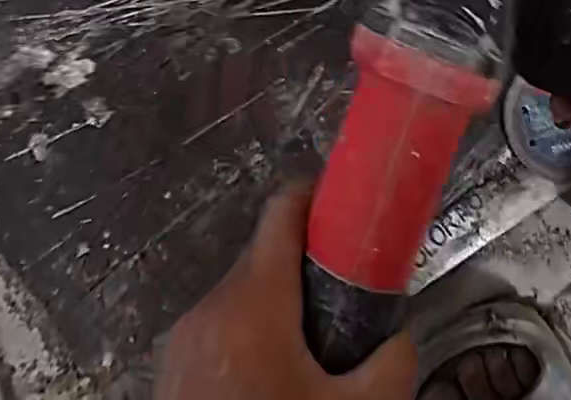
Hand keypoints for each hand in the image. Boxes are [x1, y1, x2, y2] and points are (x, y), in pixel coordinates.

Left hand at [155, 184, 416, 399]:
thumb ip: (393, 359)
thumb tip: (400, 336)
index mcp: (252, 302)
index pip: (286, 207)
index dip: (325, 195)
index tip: (357, 212)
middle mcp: (210, 309)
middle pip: (272, 248)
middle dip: (315, 261)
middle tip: (350, 291)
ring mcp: (182, 343)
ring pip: (249, 287)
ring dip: (287, 298)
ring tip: (317, 342)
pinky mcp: (170, 373)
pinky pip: (225, 323)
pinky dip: (258, 328)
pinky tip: (279, 374)